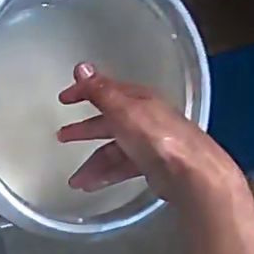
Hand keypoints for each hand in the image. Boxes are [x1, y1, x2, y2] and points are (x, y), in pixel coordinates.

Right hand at [55, 62, 242, 210]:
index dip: (83, 91)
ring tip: (75, 179)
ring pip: (113, 150)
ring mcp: (148, 143)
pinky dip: (105, 175)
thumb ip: (100, 92)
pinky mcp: (151, 165)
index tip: (63, 99)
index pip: (106, 90)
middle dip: (85, 129)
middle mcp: (144, 119)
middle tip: (62, 136)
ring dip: (92, 163)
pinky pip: (121, 167)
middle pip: (108, 122)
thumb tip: (81, 68)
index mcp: (138, 100)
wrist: (190, 173)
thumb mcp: (123, 111)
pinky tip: (91, 186)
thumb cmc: (156, 137)